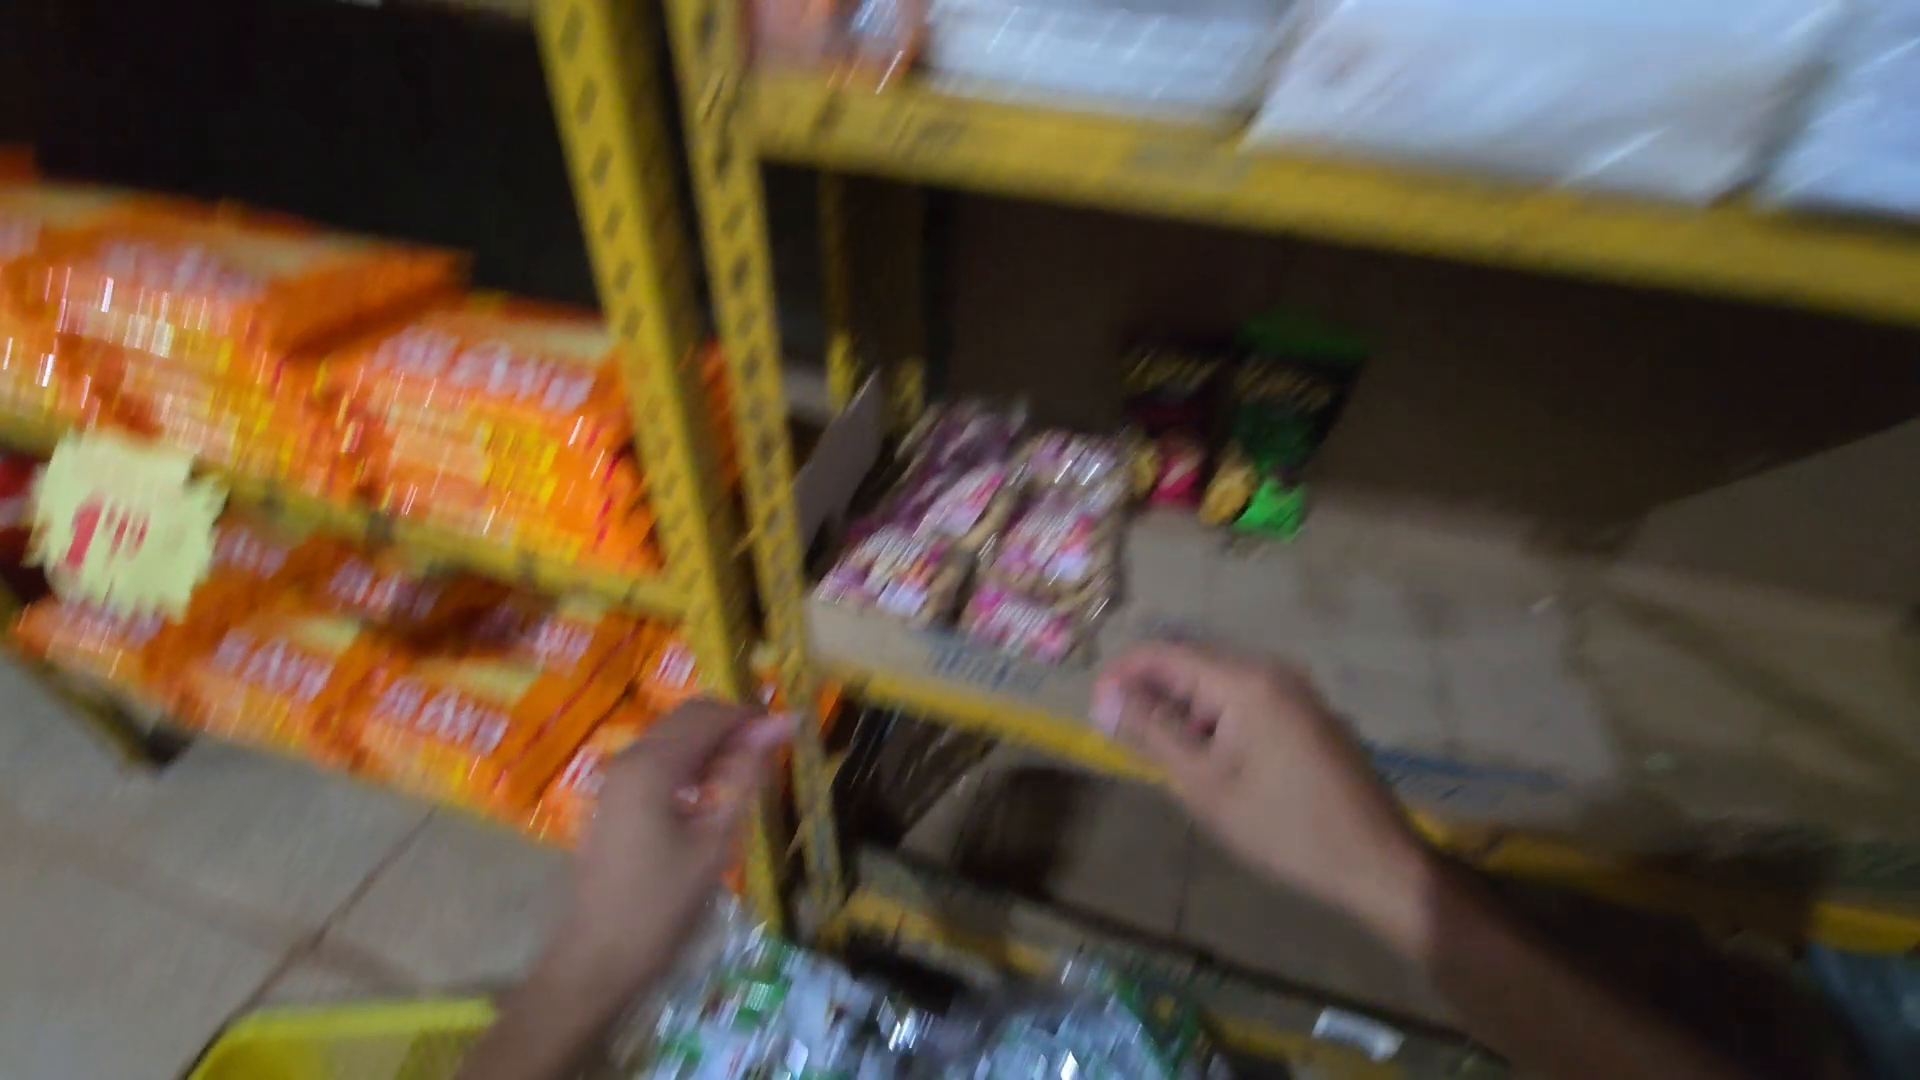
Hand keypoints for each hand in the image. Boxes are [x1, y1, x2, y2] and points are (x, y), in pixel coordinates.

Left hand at [548, 699, 793, 994]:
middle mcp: (630, 758)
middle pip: (689, 717)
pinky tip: (713, 792)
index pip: (710, 714)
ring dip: (714, 742)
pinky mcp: (615, 797)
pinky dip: (693, 760)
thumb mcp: (716, 838)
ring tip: (749, 774)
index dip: (752, 716)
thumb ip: (746, 773)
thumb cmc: (663, 904)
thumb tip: (780, 724)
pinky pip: (661, 758)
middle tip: (771, 753)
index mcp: (652, 765)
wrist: (596, 962)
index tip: (788, 732)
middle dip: (733, 725)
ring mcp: (618, 777)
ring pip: (675, 735)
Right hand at [1093, 643, 1434, 953]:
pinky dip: (1213, 717)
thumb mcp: (1203, 783)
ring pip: (1217, 682)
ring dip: (1180, 707)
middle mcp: (1271, 670)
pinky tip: (1204, 754)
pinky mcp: (1307, 713)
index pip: (1164, 654)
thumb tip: (1103, 697)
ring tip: (1157, 749)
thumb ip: (1150, 731)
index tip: (1094, 706)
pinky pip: (1245, 698)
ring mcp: (1295, 690)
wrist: (1379, 865)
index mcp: (1244, 680)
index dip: (1122, 673)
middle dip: (1149, 691)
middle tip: (1119, 732)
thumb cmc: (1282, 827)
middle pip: (1191, 662)